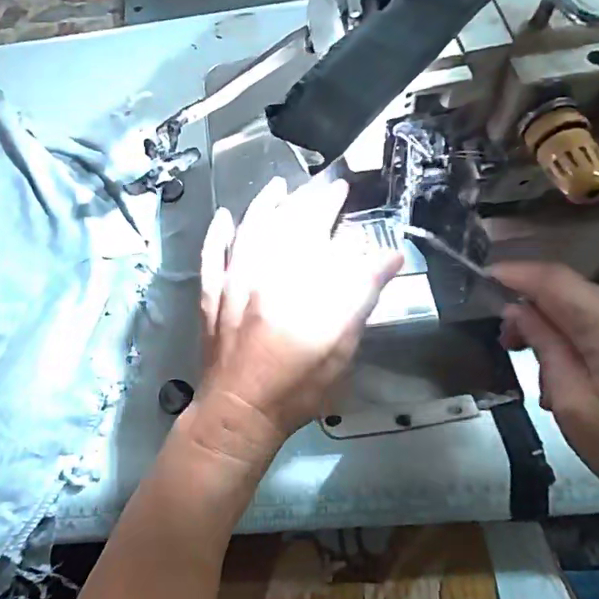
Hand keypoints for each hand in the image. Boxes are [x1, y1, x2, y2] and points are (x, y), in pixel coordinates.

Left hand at [196, 177, 403, 453]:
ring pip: (249, 231)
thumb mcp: (341, 347)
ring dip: (263, 205)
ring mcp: (232, 282)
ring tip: (277, 186)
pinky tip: (224, 216)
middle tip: (323, 187)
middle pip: (286, 226)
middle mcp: (263, 274)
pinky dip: (217, 234)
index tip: (345, 191)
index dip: (333, 208)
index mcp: (299, 285)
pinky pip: (212, 256)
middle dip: (307, 201)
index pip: (320, 234)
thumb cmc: (296, 387)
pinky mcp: (210, 295)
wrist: (238, 412)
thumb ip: (360, 297)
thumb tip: (388, 257)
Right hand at [492, 261, 598, 540]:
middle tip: (512, 344)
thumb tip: (521, 312)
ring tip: (557, 378)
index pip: (559, 282)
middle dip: (543, 311)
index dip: (518, 274)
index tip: (484, 277)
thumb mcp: (577, 413)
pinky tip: (596, 380)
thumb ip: (546, 351)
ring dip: (573, 331)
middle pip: (584, 296)